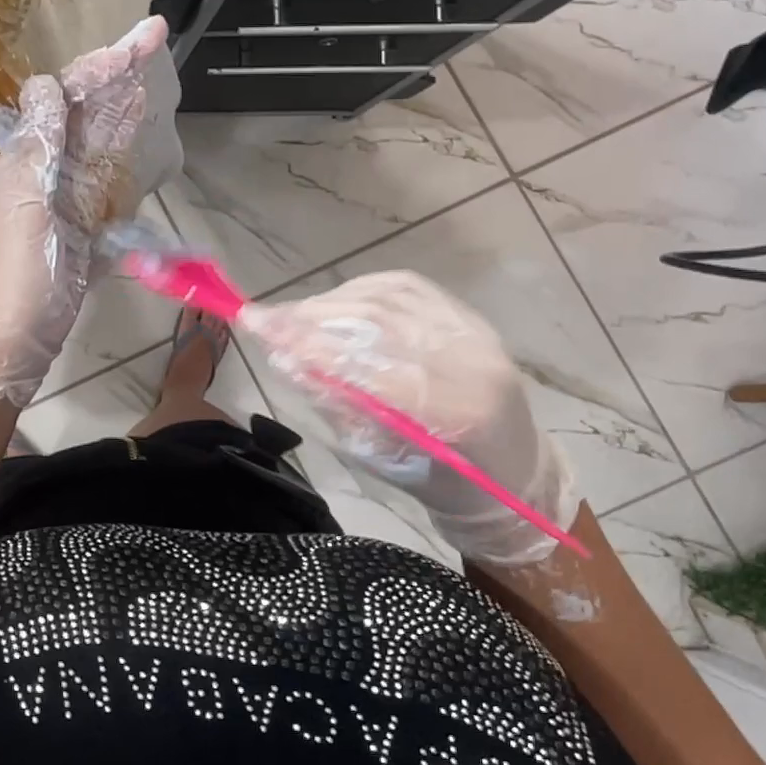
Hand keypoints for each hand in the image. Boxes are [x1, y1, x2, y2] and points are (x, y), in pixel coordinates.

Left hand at [0, 17, 164, 404]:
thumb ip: (36, 146)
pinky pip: (107, 174)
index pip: (60, 99)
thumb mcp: (21, 203)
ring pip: (99, 136)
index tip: (131, 46)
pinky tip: (139, 123)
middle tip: (154, 37)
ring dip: (123, 100)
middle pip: (84, 110)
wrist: (16, 334)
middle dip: (116, 73)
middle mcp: (45, 167)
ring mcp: (67, 192)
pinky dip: (124, 146)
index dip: (94, 69)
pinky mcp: (85, 218)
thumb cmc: (14, 270)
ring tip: (152, 65)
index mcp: (23, 158)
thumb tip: (44, 86)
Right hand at [242, 270, 575, 565]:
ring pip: (387, 297)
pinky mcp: (469, 317)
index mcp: (453, 413)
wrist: (509, 471)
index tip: (256, 326)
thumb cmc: (434, 478)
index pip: (367, 365)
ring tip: (291, 315)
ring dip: (329, 302)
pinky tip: (332, 303)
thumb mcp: (375, 454)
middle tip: (263, 317)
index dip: (308, 343)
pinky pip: (405, 286)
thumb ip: (333, 403)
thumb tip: (284, 359)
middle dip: (310, 316)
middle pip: (376, 322)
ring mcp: (474, 334)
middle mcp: (470, 363)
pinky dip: (359, 289)